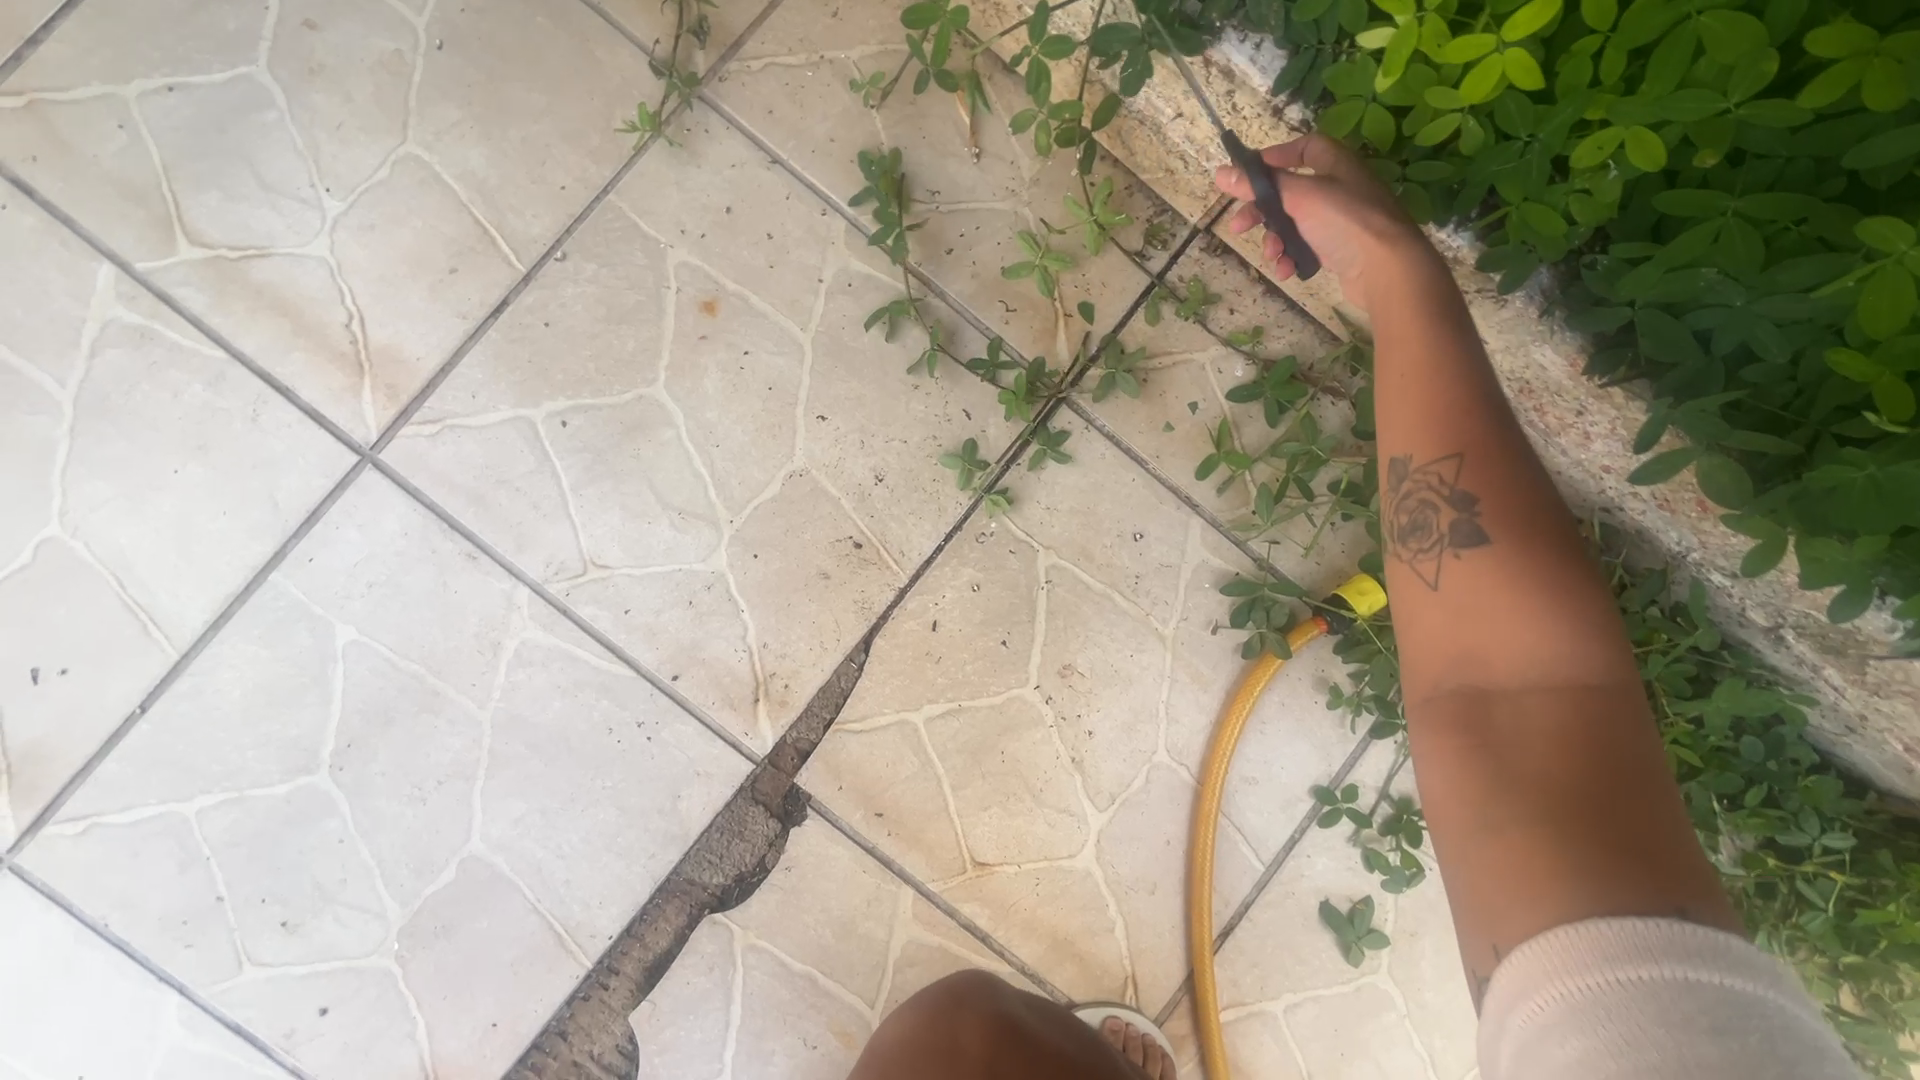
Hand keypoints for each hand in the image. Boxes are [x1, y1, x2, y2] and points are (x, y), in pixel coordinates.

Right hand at [1213, 134, 1432, 312]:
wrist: (1385, 266)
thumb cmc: (1344, 220)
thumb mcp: (1298, 197)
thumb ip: (1259, 186)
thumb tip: (1220, 173)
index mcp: (1335, 165)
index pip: (1305, 147)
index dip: (1276, 157)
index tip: (1249, 175)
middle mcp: (1338, 188)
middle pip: (1289, 192)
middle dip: (1262, 211)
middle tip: (1239, 227)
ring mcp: (1339, 220)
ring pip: (1294, 224)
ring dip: (1275, 240)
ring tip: (1272, 256)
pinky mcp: (1339, 248)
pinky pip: (1306, 248)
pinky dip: (1292, 257)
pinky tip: (1287, 270)